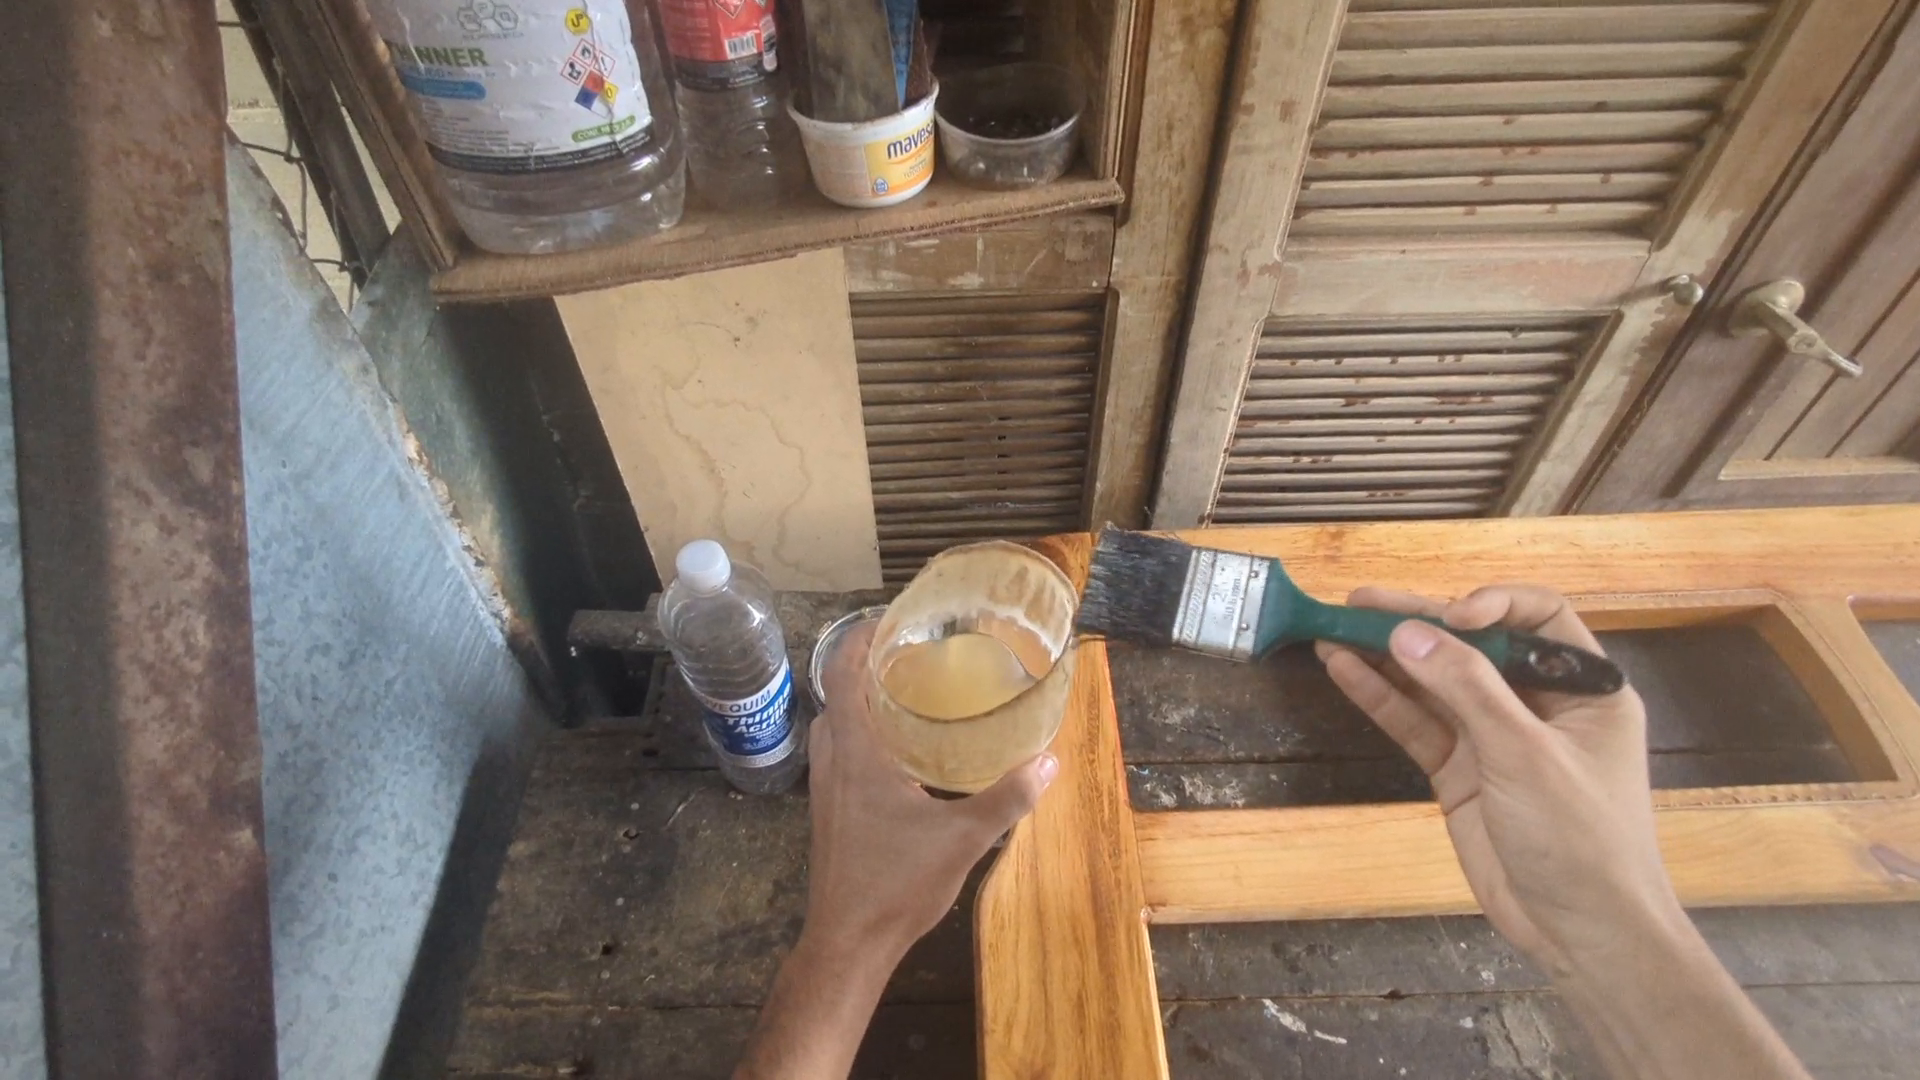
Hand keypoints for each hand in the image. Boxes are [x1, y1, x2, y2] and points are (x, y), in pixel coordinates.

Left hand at [805, 622, 1057, 959]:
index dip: (859, 638)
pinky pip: (838, 752)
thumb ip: (1006, 797)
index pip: (842, 672)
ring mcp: (824, 787)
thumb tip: (1048, 760)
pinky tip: (897, 752)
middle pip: (836, 693)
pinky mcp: (827, 810)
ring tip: (905, 694)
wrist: (847, 943)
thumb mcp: (962, 838)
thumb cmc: (896, 884)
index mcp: (856, 751)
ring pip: (834, 724)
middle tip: (910, 656)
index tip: (890, 620)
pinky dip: (859, 733)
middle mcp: (832, 760)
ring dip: (859, 701)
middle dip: (865, 666)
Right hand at [1316, 585, 1680, 978]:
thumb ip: (1466, 689)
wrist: (1581, 934)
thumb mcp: (1525, 755)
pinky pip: (1413, 719)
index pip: (1538, 618)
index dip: (1492, 604)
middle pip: (1468, 646)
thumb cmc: (1580, 837)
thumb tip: (1406, 632)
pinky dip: (1378, 695)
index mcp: (1581, 689)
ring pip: (1431, 680)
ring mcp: (1490, 735)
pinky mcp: (1455, 765)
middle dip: (1414, 623)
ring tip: (1332, 629)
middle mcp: (1534, 703)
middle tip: (1356, 603)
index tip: (1447, 618)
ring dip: (1384, 656)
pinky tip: (1341, 669)